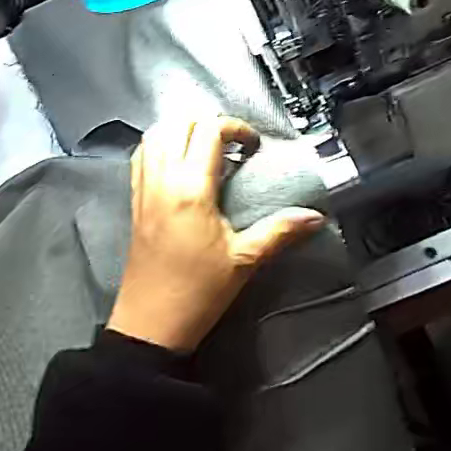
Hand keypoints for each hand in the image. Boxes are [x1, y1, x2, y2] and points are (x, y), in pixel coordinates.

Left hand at [107, 116, 326, 352]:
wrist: (149, 327)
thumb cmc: (198, 293)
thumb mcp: (245, 259)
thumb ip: (281, 231)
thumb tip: (315, 217)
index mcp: (190, 190)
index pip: (208, 131)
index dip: (235, 127)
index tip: (253, 146)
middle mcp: (162, 182)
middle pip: (179, 123)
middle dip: (209, 123)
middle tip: (234, 142)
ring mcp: (143, 190)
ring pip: (155, 135)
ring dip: (183, 130)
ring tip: (208, 147)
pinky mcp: (135, 203)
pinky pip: (142, 156)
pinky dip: (162, 145)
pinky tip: (181, 163)